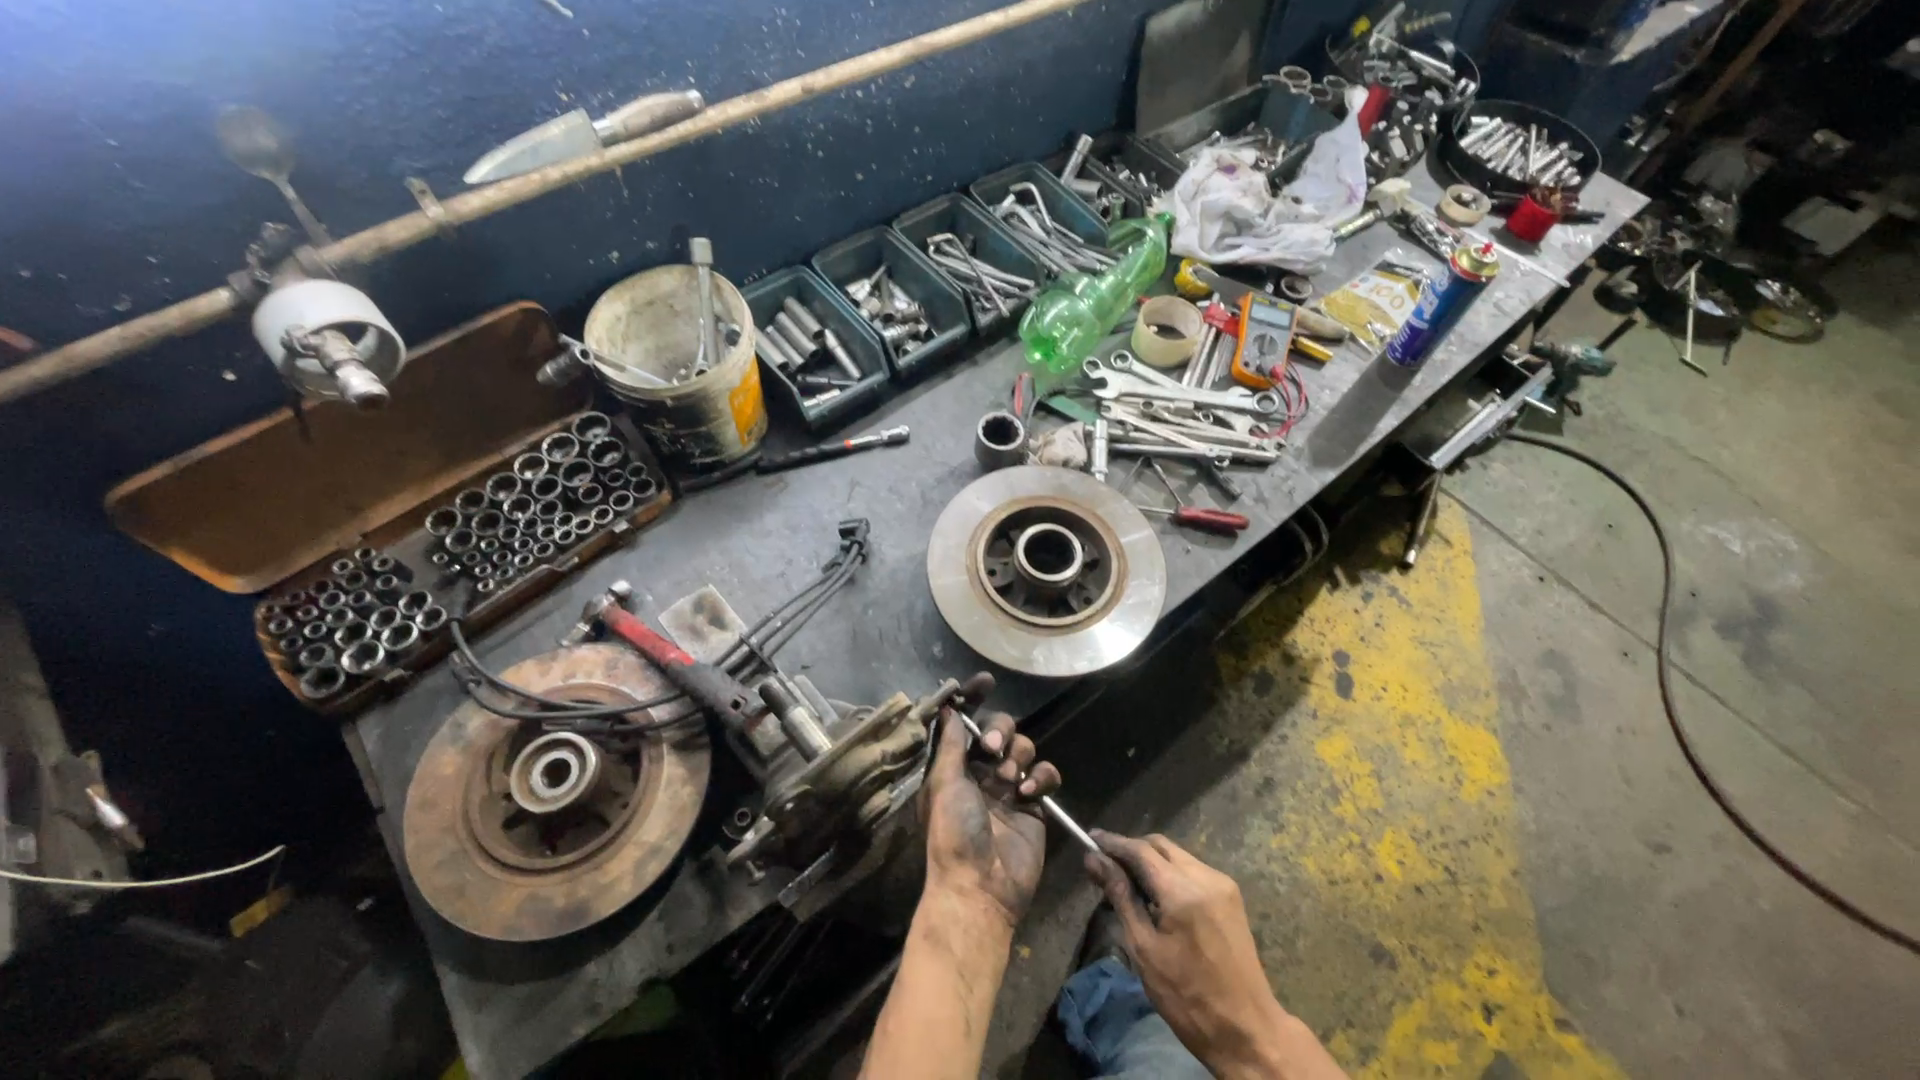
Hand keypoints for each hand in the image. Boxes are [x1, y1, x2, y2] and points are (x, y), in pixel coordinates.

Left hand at [922, 673, 1061, 929]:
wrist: (981, 886)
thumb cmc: (953, 832)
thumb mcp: (944, 783)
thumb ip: (952, 744)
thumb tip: (947, 707)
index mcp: (953, 768)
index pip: (964, 723)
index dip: (973, 699)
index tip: (986, 680)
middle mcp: (980, 774)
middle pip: (999, 731)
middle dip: (999, 730)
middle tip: (992, 747)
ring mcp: (1008, 789)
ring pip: (1023, 749)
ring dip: (1017, 756)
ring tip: (1007, 780)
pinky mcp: (1034, 805)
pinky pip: (1044, 775)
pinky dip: (1039, 777)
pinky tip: (1027, 794)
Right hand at [1085, 831, 1346, 1079]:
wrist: (1246, 1029)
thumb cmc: (1186, 996)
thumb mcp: (1144, 948)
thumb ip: (1120, 896)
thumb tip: (1094, 860)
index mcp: (1183, 891)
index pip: (1140, 850)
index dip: (1112, 843)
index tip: (1089, 839)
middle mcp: (1206, 877)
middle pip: (1160, 846)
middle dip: (1131, 850)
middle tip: (1103, 866)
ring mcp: (1223, 885)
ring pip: (1177, 856)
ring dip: (1150, 861)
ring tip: (1126, 885)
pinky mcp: (1231, 897)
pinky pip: (1192, 870)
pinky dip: (1169, 873)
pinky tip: (1156, 897)